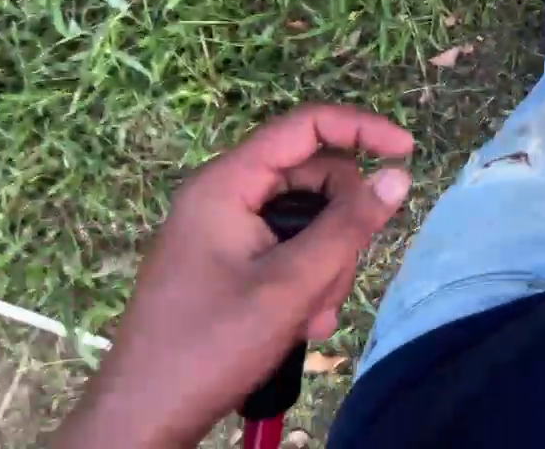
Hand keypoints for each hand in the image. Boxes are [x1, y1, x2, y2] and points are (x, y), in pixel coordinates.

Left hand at [55, 105, 413, 448]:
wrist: (139, 427)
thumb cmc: (209, 347)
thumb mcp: (292, 284)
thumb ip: (350, 223)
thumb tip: (400, 174)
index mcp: (226, 184)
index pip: (307, 125)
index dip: (363, 128)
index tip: (406, 151)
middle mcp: (225, 195)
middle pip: (315, 174)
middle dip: (343, 220)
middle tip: (343, 271)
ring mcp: (226, 227)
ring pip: (310, 212)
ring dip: (329, 257)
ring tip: (318, 310)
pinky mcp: (231, 257)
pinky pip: (291, 241)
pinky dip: (311, 273)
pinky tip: (307, 318)